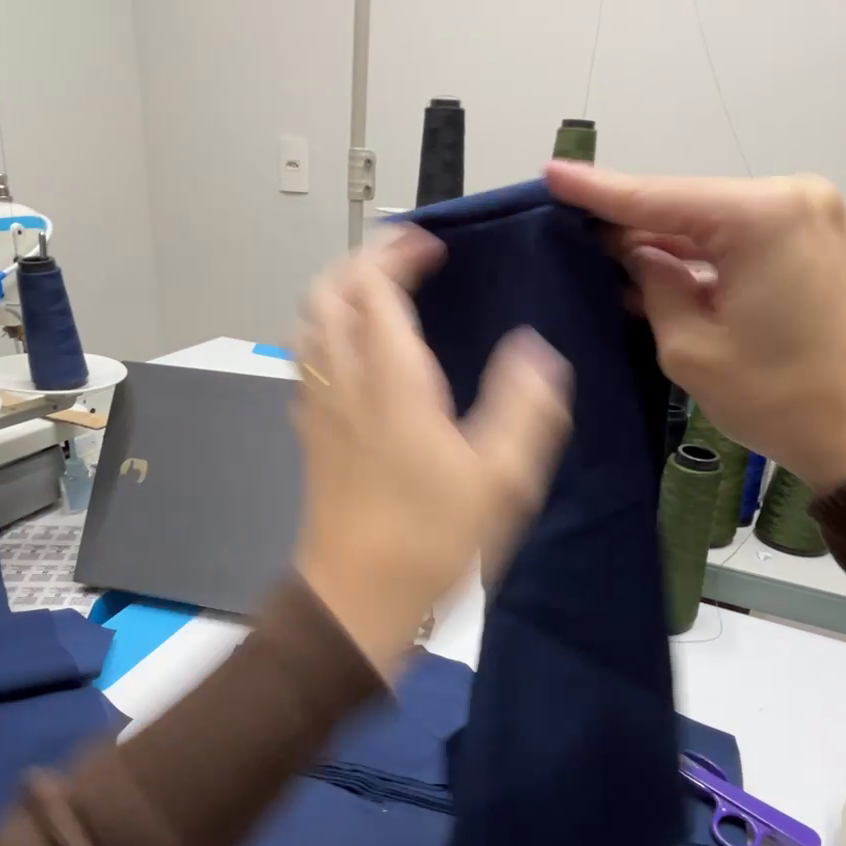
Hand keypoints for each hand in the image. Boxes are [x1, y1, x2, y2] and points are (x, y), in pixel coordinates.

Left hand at [293, 230, 572, 677]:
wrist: (356, 599)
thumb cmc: (431, 540)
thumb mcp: (503, 480)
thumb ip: (526, 408)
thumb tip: (537, 353)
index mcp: (390, 379)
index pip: (373, 285)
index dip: (396, 252)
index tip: (431, 246)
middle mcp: (343, 381)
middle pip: (328, 292)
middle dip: (361, 261)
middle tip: (405, 260)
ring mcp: (319, 408)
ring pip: (310, 324)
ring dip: (339, 293)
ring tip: (379, 295)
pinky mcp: (311, 436)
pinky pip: (308, 361)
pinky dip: (328, 334)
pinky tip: (357, 357)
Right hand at [545, 161, 845, 492]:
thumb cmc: (776, 396)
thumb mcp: (691, 348)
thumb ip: (655, 287)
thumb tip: (639, 256)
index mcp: (761, 217)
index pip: (659, 198)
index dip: (599, 191)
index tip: (552, 173)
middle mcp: (791, 199)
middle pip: (688, 207)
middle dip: (631, 222)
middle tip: (572, 229)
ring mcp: (808, 219)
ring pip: (711, 225)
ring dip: (663, 244)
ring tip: (602, 256)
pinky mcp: (812, 245)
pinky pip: (738, 242)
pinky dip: (698, 259)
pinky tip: (653, 272)